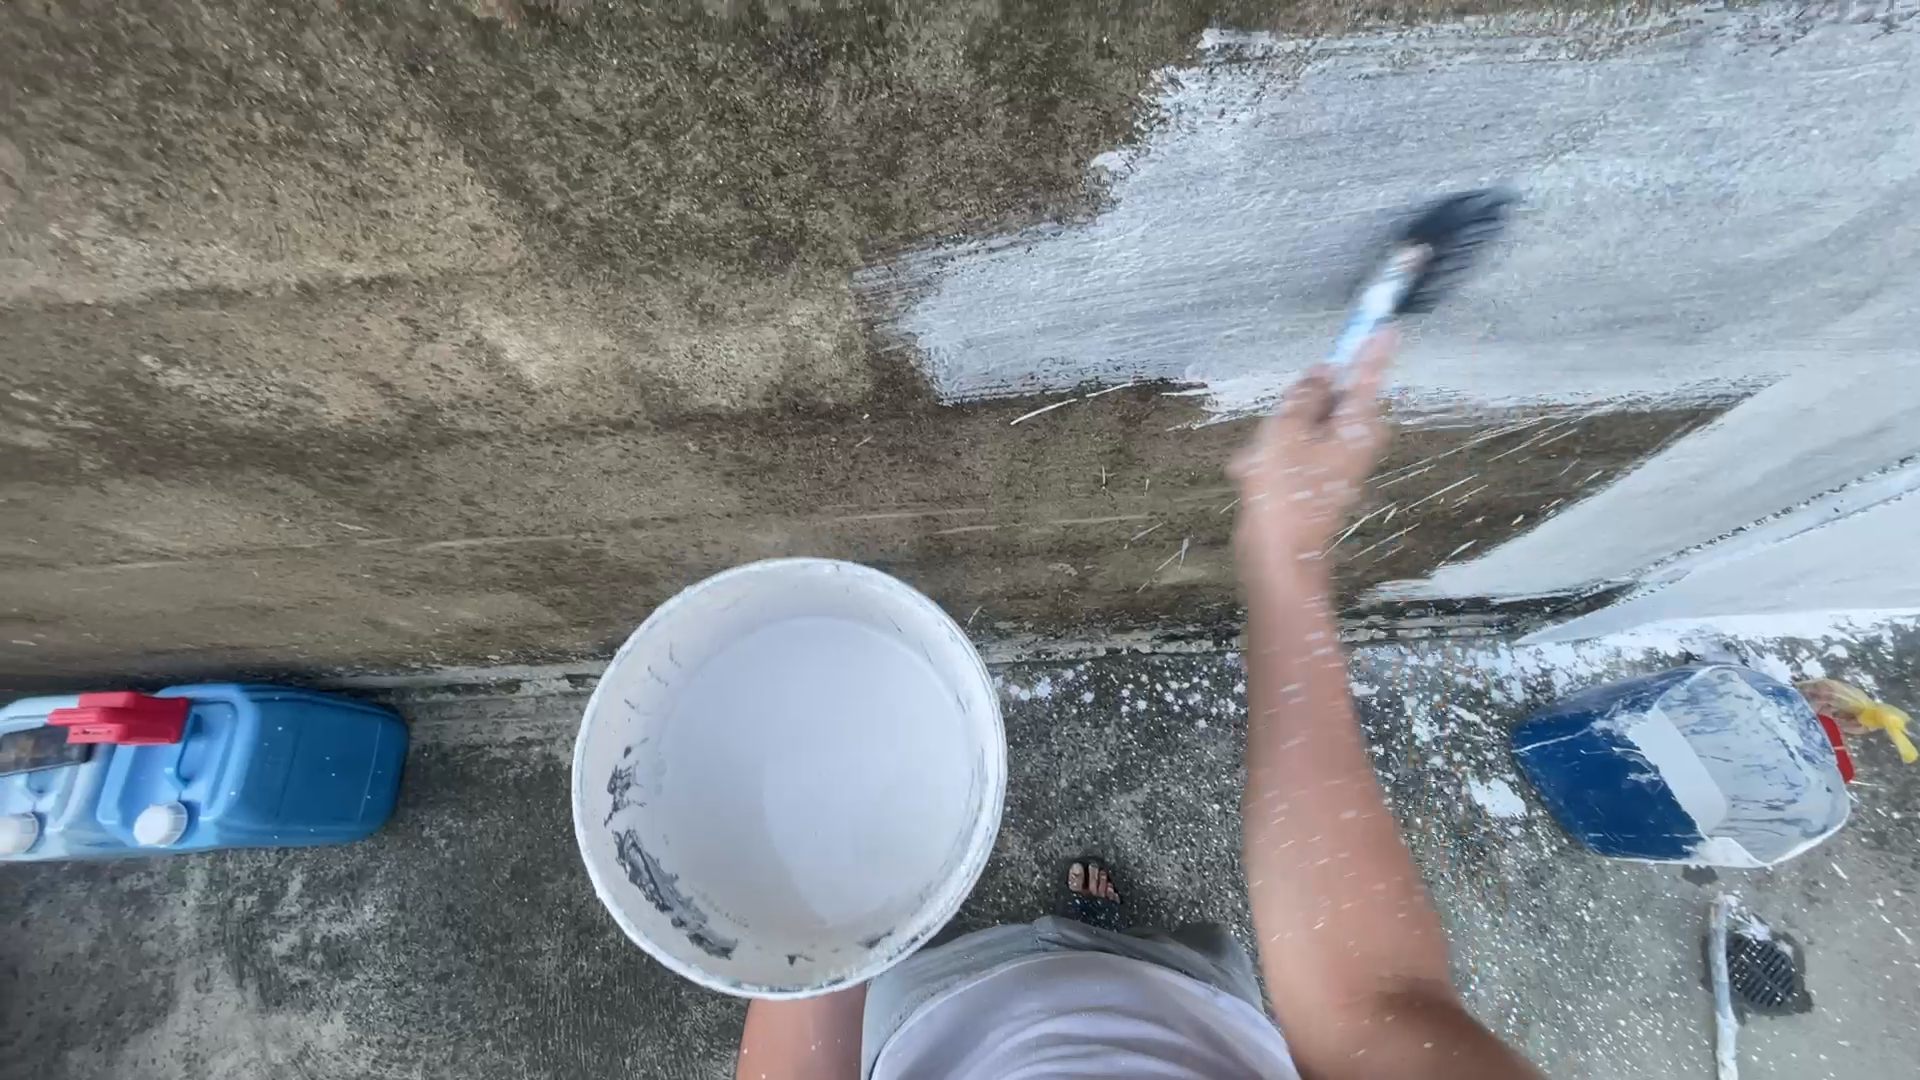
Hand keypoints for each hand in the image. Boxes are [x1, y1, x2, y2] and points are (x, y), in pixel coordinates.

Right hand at [1228, 333, 1392, 577]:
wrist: (1277, 556)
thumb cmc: (1283, 494)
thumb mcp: (1285, 432)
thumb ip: (1304, 396)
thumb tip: (1322, 370)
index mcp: (1356, 426)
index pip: (1367, 375)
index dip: (1370, 349)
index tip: (1387, 325)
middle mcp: (1353, 444)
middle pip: (1326, 405)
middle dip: (1291, 412)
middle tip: (1269, 429)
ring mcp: (1334, 466)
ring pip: (1302, 432)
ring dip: (1272, 442)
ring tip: (1251, 464)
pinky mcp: (1316, 484)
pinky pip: (1293, 458)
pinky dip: (1271, 464)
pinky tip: (1250, 479)